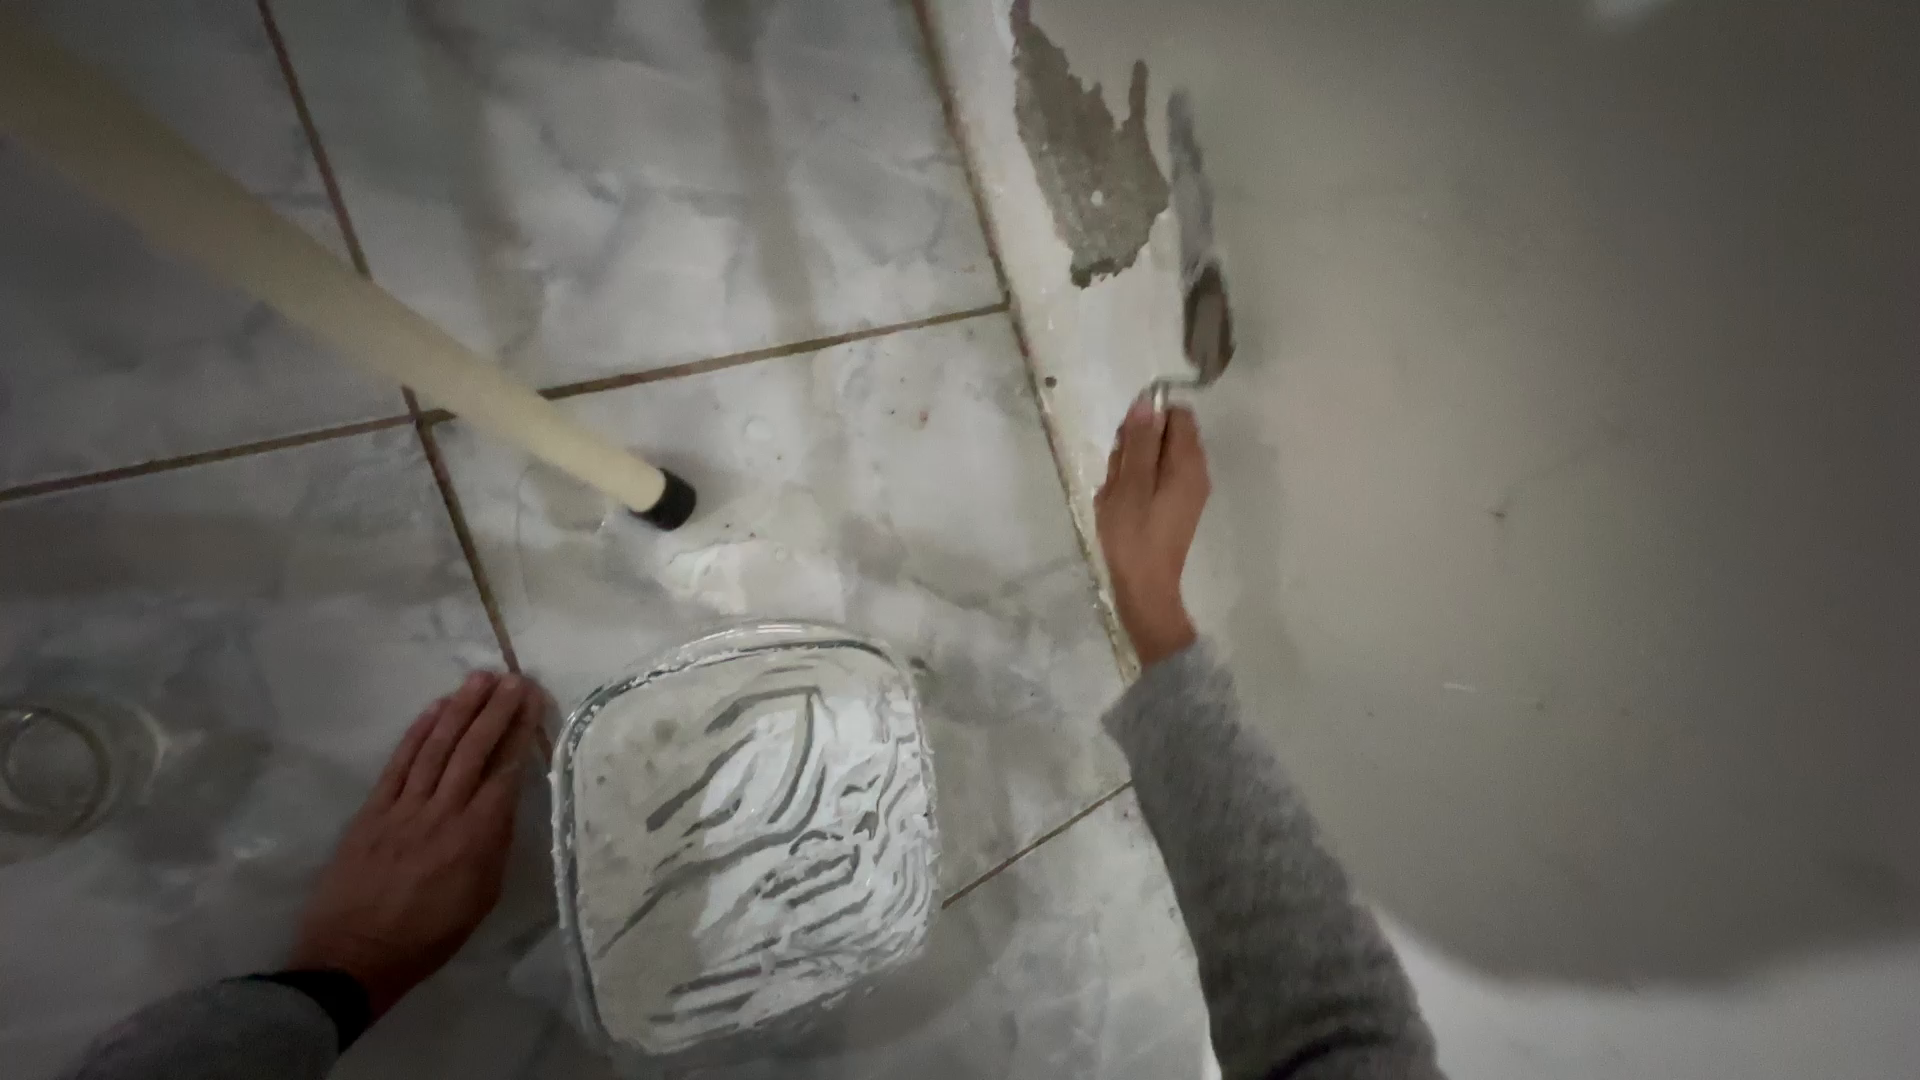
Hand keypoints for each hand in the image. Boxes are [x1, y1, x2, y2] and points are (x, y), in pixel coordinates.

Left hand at [289, 671, 543, 1016]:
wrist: (351, 961)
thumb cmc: (432, 933)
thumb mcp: (484, 893)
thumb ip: (496, 841)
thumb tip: (505, 801)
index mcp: (479, 834)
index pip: (506, 768)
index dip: (522, 730)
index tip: (534, 699)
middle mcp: (444, 812)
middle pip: (473, 749)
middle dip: (496, 710)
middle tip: (514, 678)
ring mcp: (404, 809)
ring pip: (437, 748)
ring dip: (461, 709)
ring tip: (479, 679)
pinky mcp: (371, 814)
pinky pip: (399, 765)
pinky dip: (418, 733)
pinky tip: (435, 709)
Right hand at [1095, 399, 1210, 666]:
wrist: (1145, 589)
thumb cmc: (1133, 536)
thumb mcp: (1130, 485)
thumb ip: (1140, 442)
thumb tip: (1147, 403)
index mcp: (1188, 463)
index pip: (1176, 415)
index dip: (1146, 419)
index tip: (1124, 443)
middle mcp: (1195, 473)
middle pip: (1165, 436)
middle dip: (1134, 447)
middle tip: (1116, 476)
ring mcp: (1187, 492)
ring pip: (1155, 460)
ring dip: (1129, 469)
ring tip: (1115, 496)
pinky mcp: (1176, 508)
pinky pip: (1153, 481)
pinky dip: (1133, 487)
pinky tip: (1120, 507)